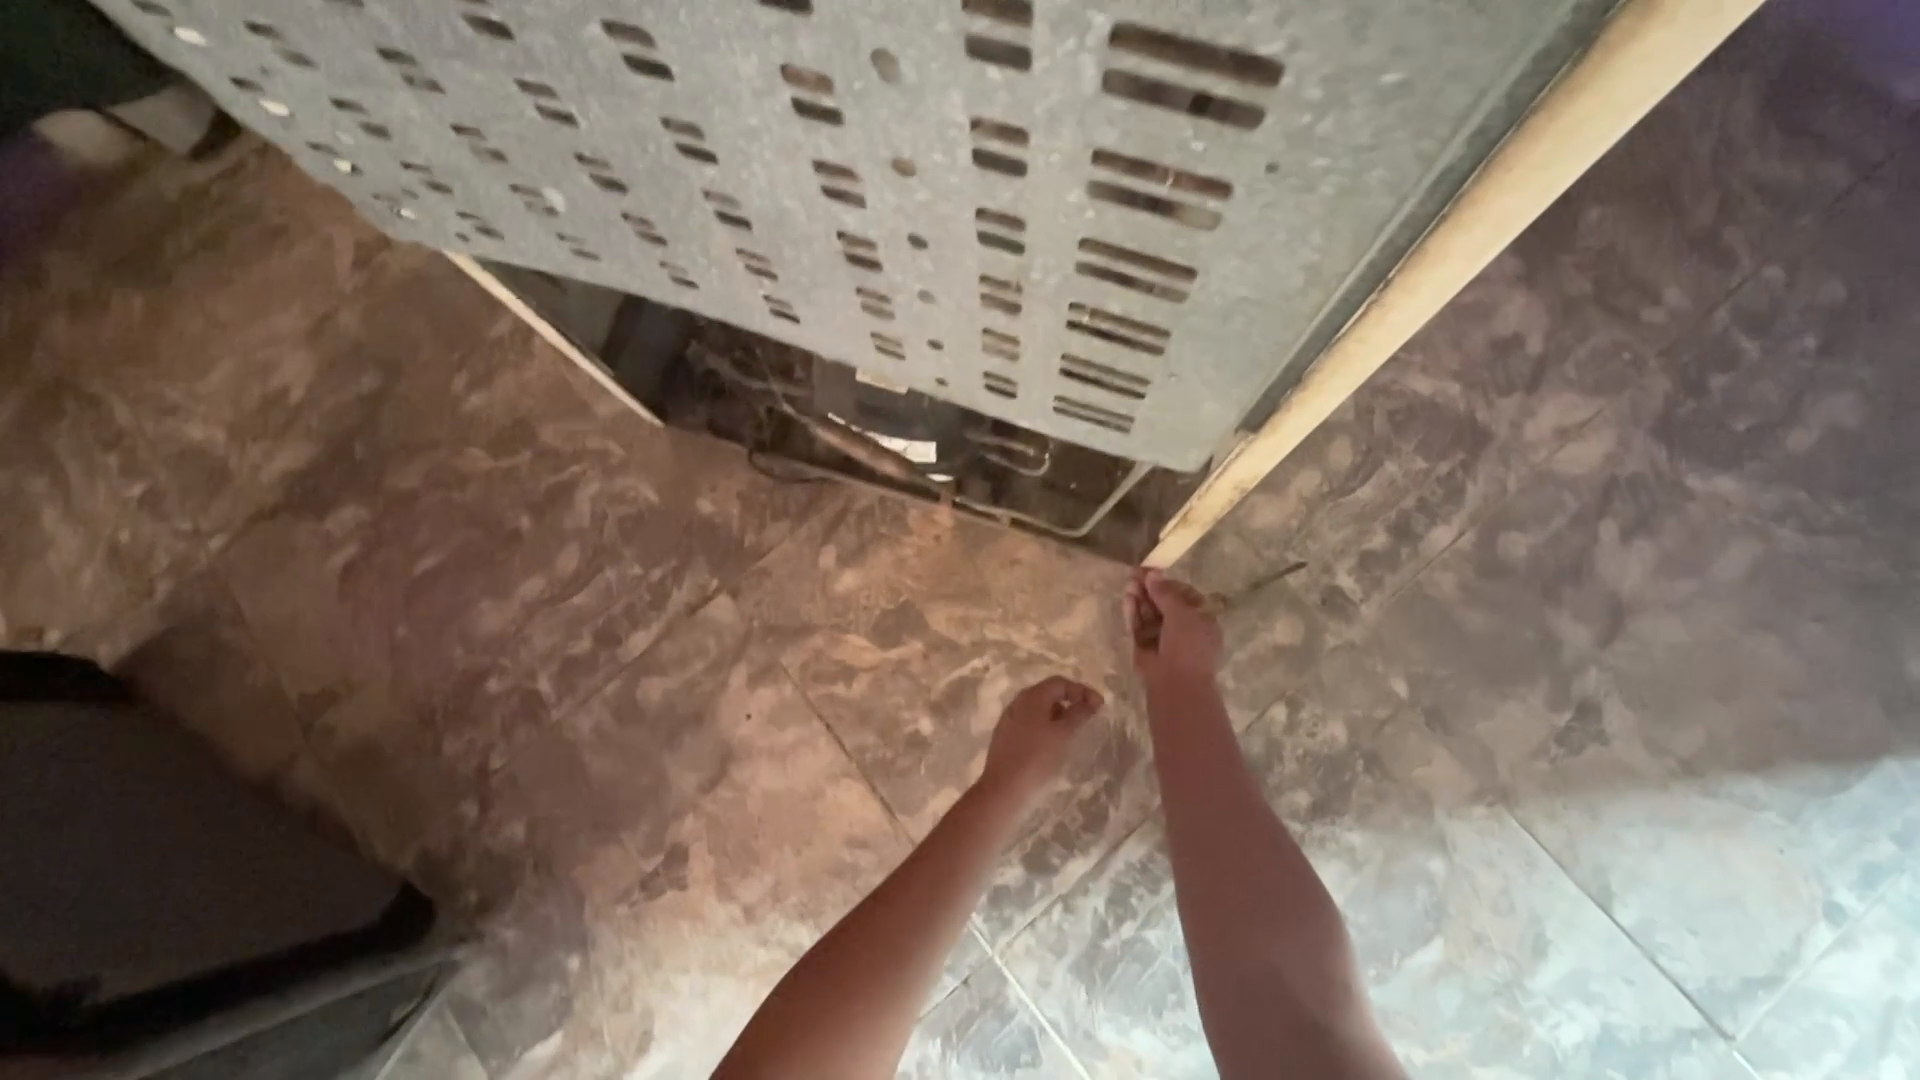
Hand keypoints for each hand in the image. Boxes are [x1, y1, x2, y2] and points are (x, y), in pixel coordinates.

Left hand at [977, 675, 1103, 807]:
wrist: (1004, 788)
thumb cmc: (1038, 758)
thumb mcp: (1064, 734)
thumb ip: (1079, 714)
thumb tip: (1092, 700)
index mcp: (1031, 697)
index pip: (1060, 683)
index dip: (1082, 690)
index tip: (1099, 706)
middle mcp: (1017, 702)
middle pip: (1048, 693)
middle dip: (1070, 701)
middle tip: (1088, 716)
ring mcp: (1009, 719)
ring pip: (1038, 709)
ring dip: (1058, 714)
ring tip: (1073, 731)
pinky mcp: (1005, 736)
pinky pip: (1030, 722)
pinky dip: (1046, 726)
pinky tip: (1053, 742)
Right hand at [1125, 568, 1222, 683]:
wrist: (1177, 682)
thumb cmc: (1188, 645)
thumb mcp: (1181, 613)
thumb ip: (1165, 592)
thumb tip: (1152, 573)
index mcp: (1201, 619)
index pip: (1183, 595)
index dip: (1166, 583)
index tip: (1150, 571)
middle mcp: (1183, 628)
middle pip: (1163, 603)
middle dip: (1149, 590)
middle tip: (1134, 576)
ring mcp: (1163, 638)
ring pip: (1149, 614)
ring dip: (1140, 599)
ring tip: (1128, 585)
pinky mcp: (1146, 647)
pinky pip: (1139, 627)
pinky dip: (1133, 614)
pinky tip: (1127, 600)